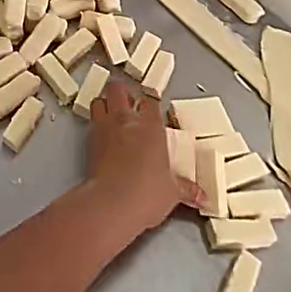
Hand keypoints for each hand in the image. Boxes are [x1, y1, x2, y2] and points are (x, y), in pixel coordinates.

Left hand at [87, 80, 201, 233]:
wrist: (113, 203)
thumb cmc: (147, 192)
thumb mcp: (173, 192)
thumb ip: (187, 189)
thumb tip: (202, 197)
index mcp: (151, 127)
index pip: (151, 100)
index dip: (151, 102)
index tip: (153, 110)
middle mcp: (126, 121)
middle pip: (118, 88)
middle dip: (122, 93)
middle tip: (128, 104)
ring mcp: (105, 127)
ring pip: (99, 100)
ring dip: (104, 104)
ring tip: (111, 115)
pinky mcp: (89, 140)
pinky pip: (90, 123)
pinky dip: (95, 125)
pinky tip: (102, 138)